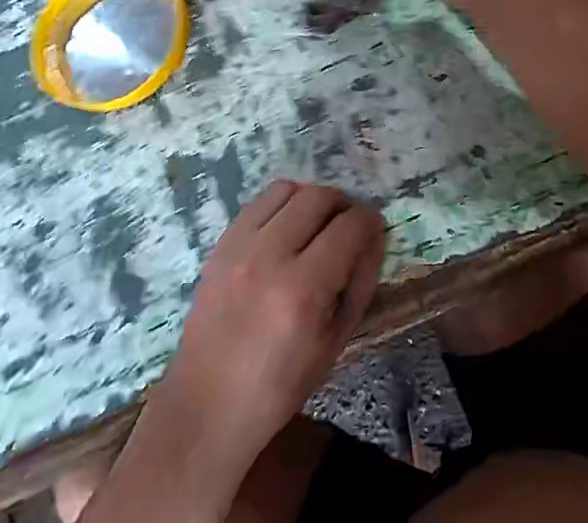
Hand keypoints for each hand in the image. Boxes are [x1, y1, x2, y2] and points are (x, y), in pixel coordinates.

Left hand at [151, 182, 383, 472]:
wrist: (211, 397)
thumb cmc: (280, 384)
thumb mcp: (334, 344)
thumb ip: (358, 285)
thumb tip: (372, 239)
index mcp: (302, 290)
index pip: (347, 229)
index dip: (369, 221)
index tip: (376, 225)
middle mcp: (268, 256)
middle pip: (315, 197)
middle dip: (343, 203)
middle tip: (350, 222)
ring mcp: (238, 245)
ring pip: (284, 190)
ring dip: (309, 198)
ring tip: (318, 221)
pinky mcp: (219, 244)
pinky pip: (256, 204)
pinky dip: (279, 206)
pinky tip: (286, 228)